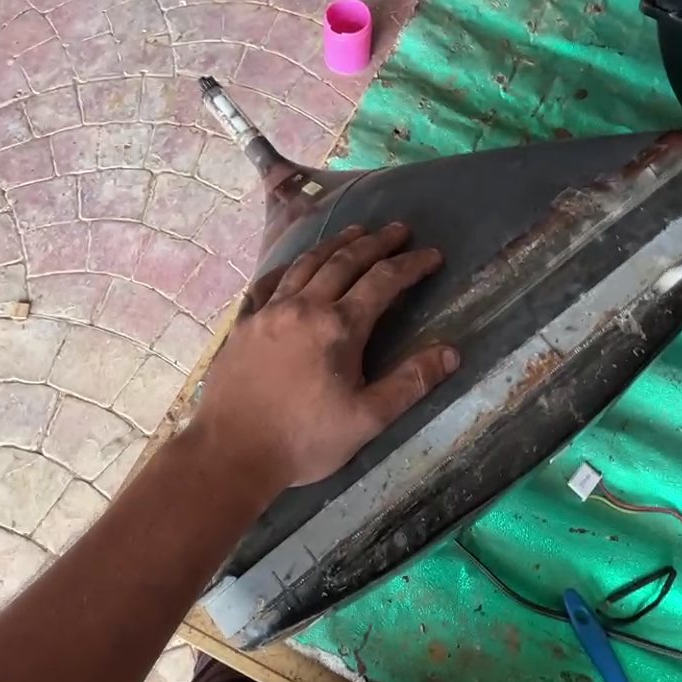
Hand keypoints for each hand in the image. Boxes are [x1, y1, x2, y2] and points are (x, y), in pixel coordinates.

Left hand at [186, 222, 460, 491]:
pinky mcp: (243, 325)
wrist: (230, 453)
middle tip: (397, 229)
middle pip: (344, 262)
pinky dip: (289, 267)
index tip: (431, 255)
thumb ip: (410, 383)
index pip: (383, 282)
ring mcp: (268, 312)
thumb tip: (451, 353)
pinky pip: (268, 283)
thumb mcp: (366, 420)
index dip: (411, 265)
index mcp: (338, 327)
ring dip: (335, 245)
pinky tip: (294, 265)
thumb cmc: (303, 440)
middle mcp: (303, 307)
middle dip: (375, 243)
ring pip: (306, 265)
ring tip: (355, 232)